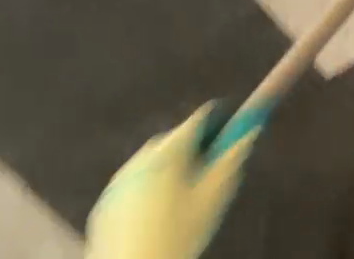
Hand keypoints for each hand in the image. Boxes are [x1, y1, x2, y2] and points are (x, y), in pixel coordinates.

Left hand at [86, 104, 257, 258]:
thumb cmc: (178, 235)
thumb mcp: (213, 200)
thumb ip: (231, 161)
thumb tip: (248, 132)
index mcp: (171, 149)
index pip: (201, 118)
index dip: (220, 123)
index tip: (230, 137)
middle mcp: (143, 154)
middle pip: (177, 138)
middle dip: (195, 151)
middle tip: (207, 178)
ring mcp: (120, 177)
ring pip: (155, 160)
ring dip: (171, 169)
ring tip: (180, 204)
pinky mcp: (105, 201)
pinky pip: (135, 182)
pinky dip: (148, 188)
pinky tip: (155, 217)